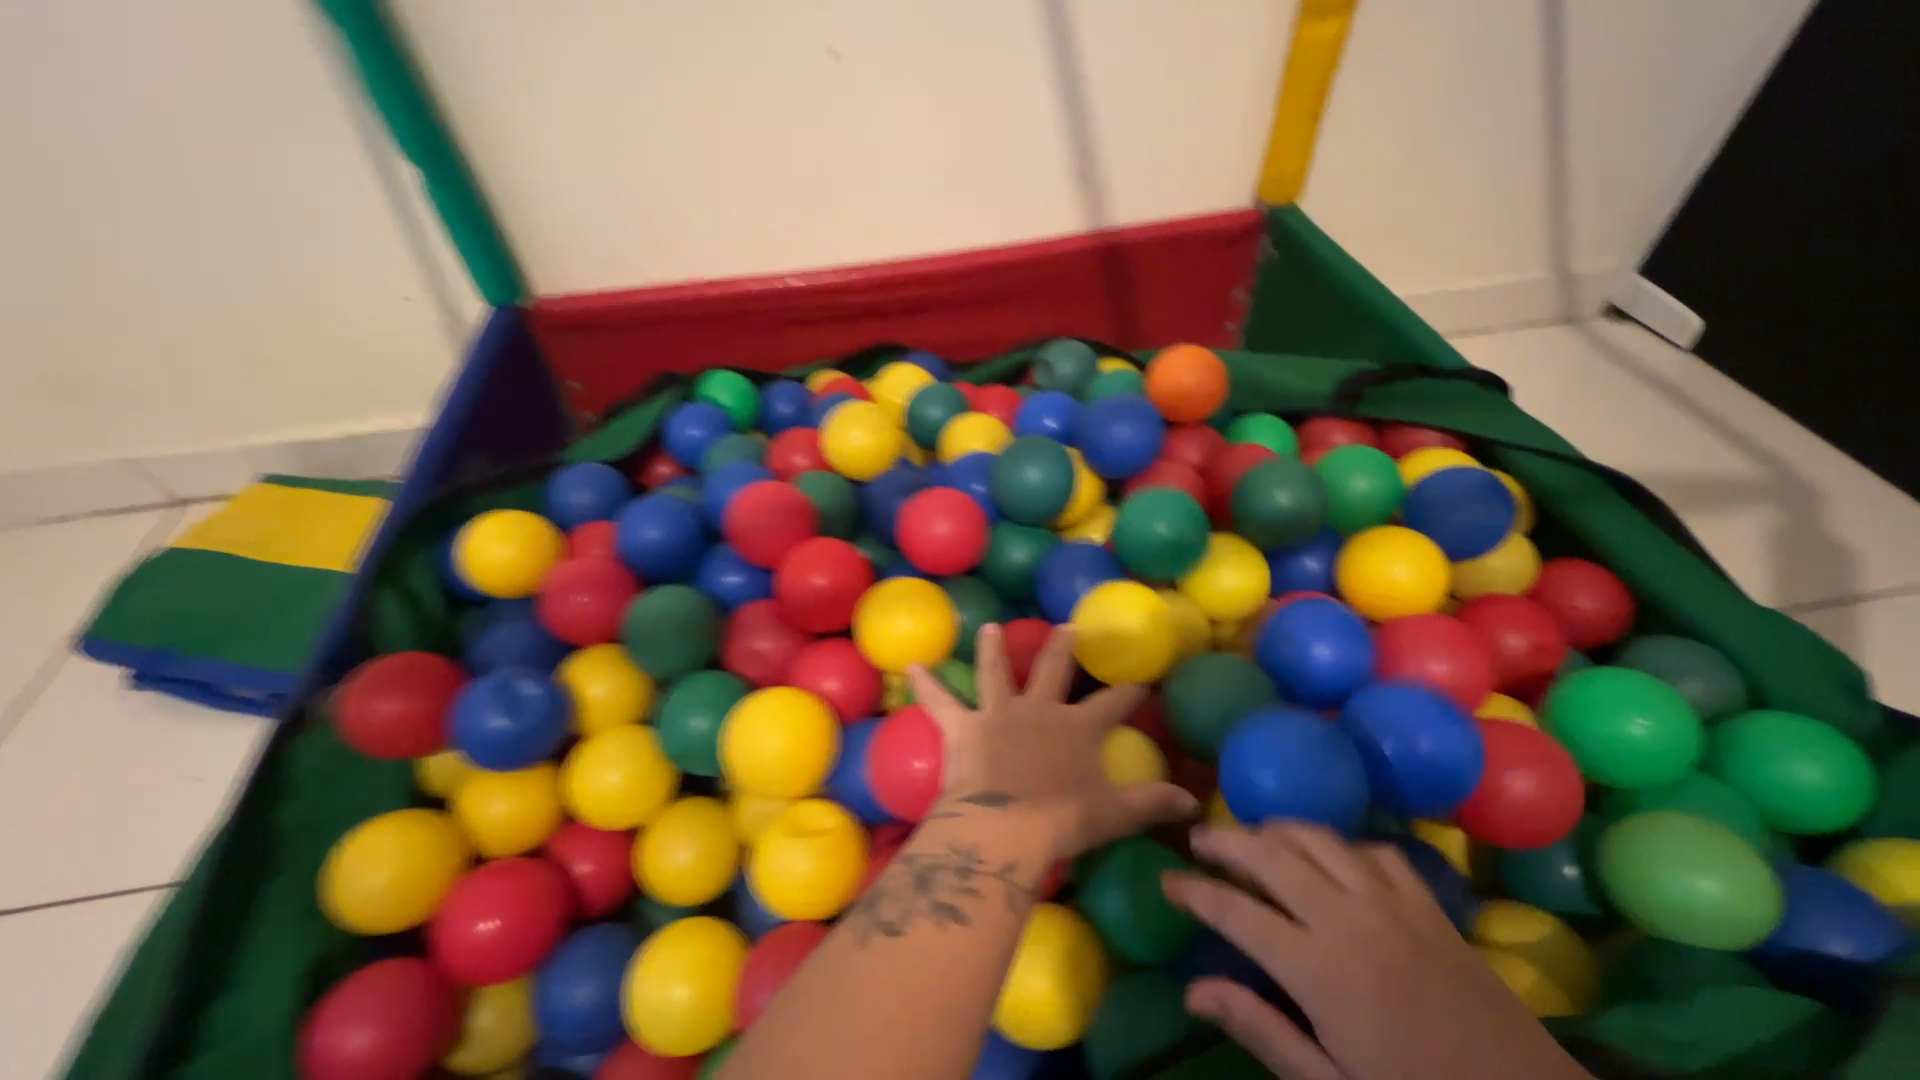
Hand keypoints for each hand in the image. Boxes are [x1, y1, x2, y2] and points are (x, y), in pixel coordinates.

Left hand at [907, 623, 1198, 860]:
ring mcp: (999, 713)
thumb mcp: (1116, 814)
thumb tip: (1193, 804)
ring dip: (993, 650)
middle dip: (1064, 647)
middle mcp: (1041, 709)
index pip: (1113, 703)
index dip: (1128, 691)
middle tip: (1067, 627)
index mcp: (1079, 728)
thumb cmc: (1064, 821)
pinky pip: (940, 701)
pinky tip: (912, 665)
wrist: (1007, 828)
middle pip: (1055, 669)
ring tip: (988, 628)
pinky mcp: (964, 727)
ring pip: (996, 672)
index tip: (1141, 679)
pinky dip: (926, 684)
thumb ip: (1153, 803)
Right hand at [1163, 825, 1591, 1079]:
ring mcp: (1394, 906)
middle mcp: (1349, 920)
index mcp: (1318, 970)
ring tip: (1252, 836)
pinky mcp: (1430, 906)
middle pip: (1272, 856)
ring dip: (1278, 830)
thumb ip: (1261, 1030)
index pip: (1236, 912)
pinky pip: (1376, 852)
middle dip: (1227, 841)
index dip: (1195, 892)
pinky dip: (1342, 845)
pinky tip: (1331, 857)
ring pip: (1320, 840)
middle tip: (1197, 838)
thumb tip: (1193, 992)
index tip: (1166, 879)